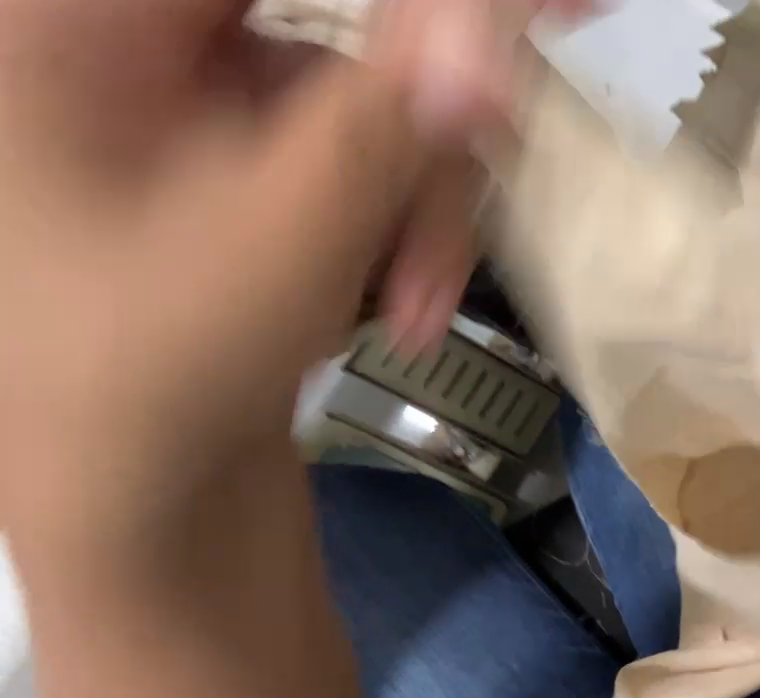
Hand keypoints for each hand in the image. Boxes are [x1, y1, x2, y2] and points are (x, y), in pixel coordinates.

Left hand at [0, 0, 566, 543]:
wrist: (139, 476)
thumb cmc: (158, 365)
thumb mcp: (281, 240)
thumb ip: (388, 129)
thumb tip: (493, 41)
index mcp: (81, 18)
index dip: (437, 0)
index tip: (566, 11)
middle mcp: (149, 35)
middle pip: (356, 34)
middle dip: (430, 143)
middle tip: (477, 203)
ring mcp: (210, 96)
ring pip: (387, 105)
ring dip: (429, 209)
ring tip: (413, 304)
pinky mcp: (260, 150)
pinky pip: (381, 157)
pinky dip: (412, 226)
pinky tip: (397, 293)